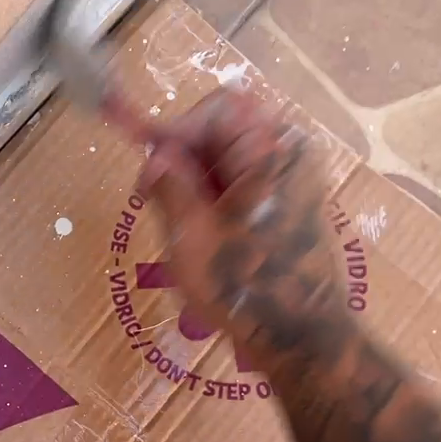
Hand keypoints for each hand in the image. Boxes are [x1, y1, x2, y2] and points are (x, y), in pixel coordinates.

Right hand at [134, 89, 340, 347]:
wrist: (296, 332)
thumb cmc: (241, 284)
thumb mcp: (190, 234)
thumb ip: (170, 186)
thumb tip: (156, 157)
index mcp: (269, 151)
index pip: (217, 109)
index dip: (174, 129)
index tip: (144, 163)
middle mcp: (288, 155)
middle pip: (225, 129)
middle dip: (181, 155)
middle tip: (150, 194)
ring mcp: (293, 180)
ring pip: (230, 157)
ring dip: (193, 178)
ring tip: (170, 218)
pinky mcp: (290, 204)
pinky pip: (243, 182)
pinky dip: (212, 195)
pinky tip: (195, 229)